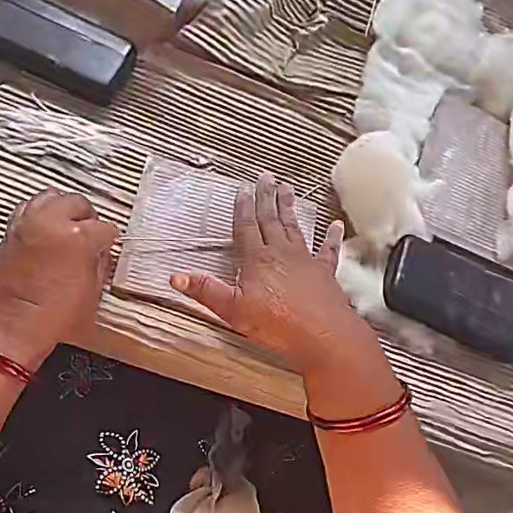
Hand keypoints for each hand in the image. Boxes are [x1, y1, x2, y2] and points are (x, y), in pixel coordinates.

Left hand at [0, 189, 119, 352]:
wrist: (16, 324)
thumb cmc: (54, 316)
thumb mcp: (93, 292)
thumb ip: (100, 264)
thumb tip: (99, 253)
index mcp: (79, 237)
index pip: (105, 228)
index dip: (109, 240)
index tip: (108, 247)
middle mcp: (52, 223)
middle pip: (78, 203)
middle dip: (88, 217)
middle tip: (91, 232)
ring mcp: (29, 224)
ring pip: (51, 197)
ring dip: (63, 208)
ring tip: (67, 224)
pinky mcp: (12, 232)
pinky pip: (28, 208)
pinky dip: (39, 213)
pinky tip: (45, 227)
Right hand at [171, 172, 370, 374]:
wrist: (322, 336)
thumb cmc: (278, 324)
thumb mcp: (232, 310)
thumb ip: (206, 291)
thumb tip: (178, 277)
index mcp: (257, 260)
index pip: (247, 227)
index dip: (243, 208)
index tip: (243, 190)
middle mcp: (281, 254)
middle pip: (271, 220)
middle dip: (266, 197)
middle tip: (266, 177)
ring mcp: (305, 261)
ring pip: (295, 228)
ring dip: (290, 208)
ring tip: (288, 189)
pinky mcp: (325, 274)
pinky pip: (327, 250)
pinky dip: (331, 237)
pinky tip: (335, 225)